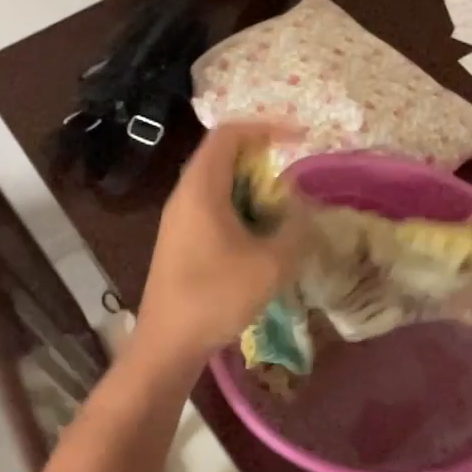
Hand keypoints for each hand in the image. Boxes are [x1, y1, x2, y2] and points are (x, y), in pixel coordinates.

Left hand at [133, 124, 308, 365]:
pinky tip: (260, 239)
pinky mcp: (180, 243)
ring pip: (218, 186)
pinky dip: (240, 211)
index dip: (265, 127)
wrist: (168, 343)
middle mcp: (184, 196)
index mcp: (201, 188)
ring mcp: (178, 220)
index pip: (229, 133)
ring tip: (282, 210)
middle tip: (293, 181)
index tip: (298, 139)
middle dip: (262, 161)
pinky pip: (212, 210)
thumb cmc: (216, 297)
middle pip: (222, 157)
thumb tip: (302, 207)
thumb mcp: (271, 264)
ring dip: (252, 190)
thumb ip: (296, 229)